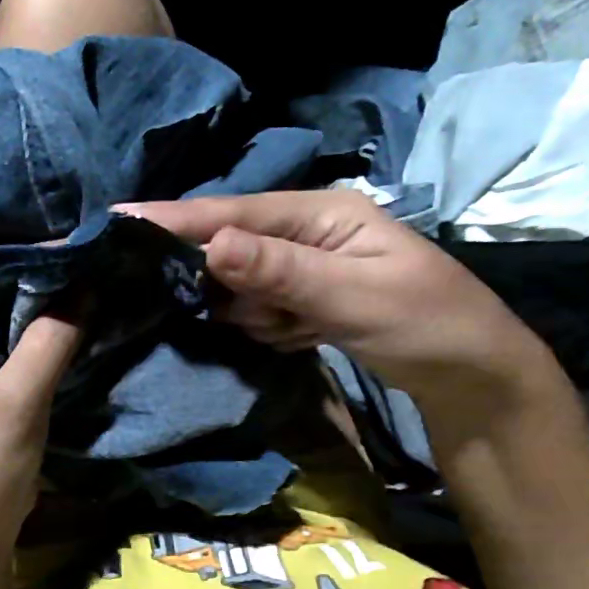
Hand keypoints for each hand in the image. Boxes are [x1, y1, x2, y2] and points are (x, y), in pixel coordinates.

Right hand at [120, 191, 565, 439]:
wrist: (470, 375)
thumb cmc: (425, 323)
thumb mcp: (355, 295)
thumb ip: (283, 271)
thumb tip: (214, 244)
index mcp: (321, 213)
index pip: (236, 213)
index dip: (178, 220)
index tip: (118, 222)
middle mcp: (307, 234)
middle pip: (232, 249)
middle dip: (227, 283)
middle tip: (248, 309)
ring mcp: (305, 271)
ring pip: (243, 288)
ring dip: (258, 315)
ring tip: (300, 330)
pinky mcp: (305, 303)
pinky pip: (262, 313)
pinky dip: (272, 329)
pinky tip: (303, 338)